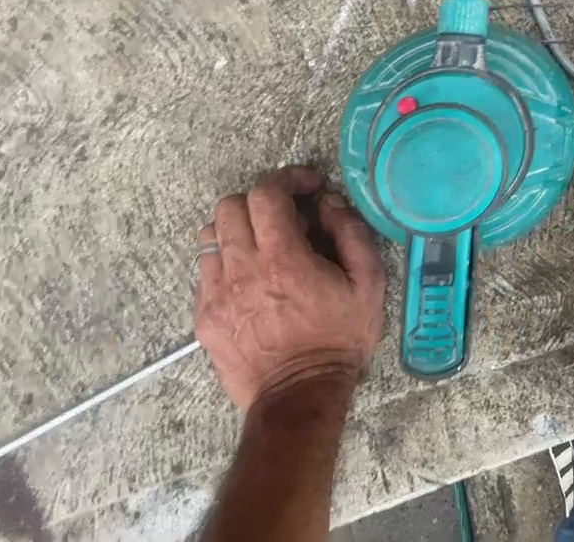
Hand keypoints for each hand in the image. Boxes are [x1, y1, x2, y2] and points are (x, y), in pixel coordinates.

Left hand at [195, 166, 387, 409]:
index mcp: (283, 259)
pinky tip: (254, 275)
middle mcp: (242, 270)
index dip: (288, 178)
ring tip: (267, 241)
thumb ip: (351, 234)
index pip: (267, 194)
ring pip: (211, 234)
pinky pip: (207, 269)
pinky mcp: (205, 317)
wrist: (299, 396)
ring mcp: (216, 294)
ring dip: (240, 227)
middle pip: (231, 206)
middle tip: (289, 213)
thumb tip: (328, 205)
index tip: (310, 185)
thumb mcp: (369, 283)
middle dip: (262, 198)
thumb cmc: (340, 338)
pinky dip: (229, 258)